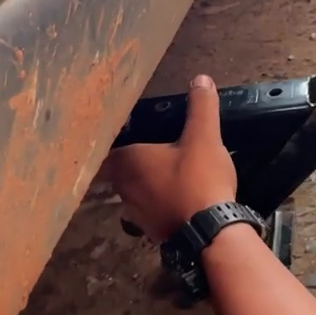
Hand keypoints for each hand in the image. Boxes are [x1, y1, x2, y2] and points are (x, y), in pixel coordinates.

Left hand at [101, 76, 237, 239]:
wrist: (210, 235)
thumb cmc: (199, 180)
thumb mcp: (204, 138)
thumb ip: (201, 108)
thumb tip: (201, 79)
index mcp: (129, 162)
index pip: (105, 148)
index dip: (110, 139)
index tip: (118, 132)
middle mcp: (124, 188)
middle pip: (117, 171)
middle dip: (127, 162)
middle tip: (142, 148)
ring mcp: (136, 213)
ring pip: (131, 193)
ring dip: (142, 184)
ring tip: (159, 172)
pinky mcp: (151, 231)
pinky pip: (148, 211)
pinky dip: (156, 203)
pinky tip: (173, 197)